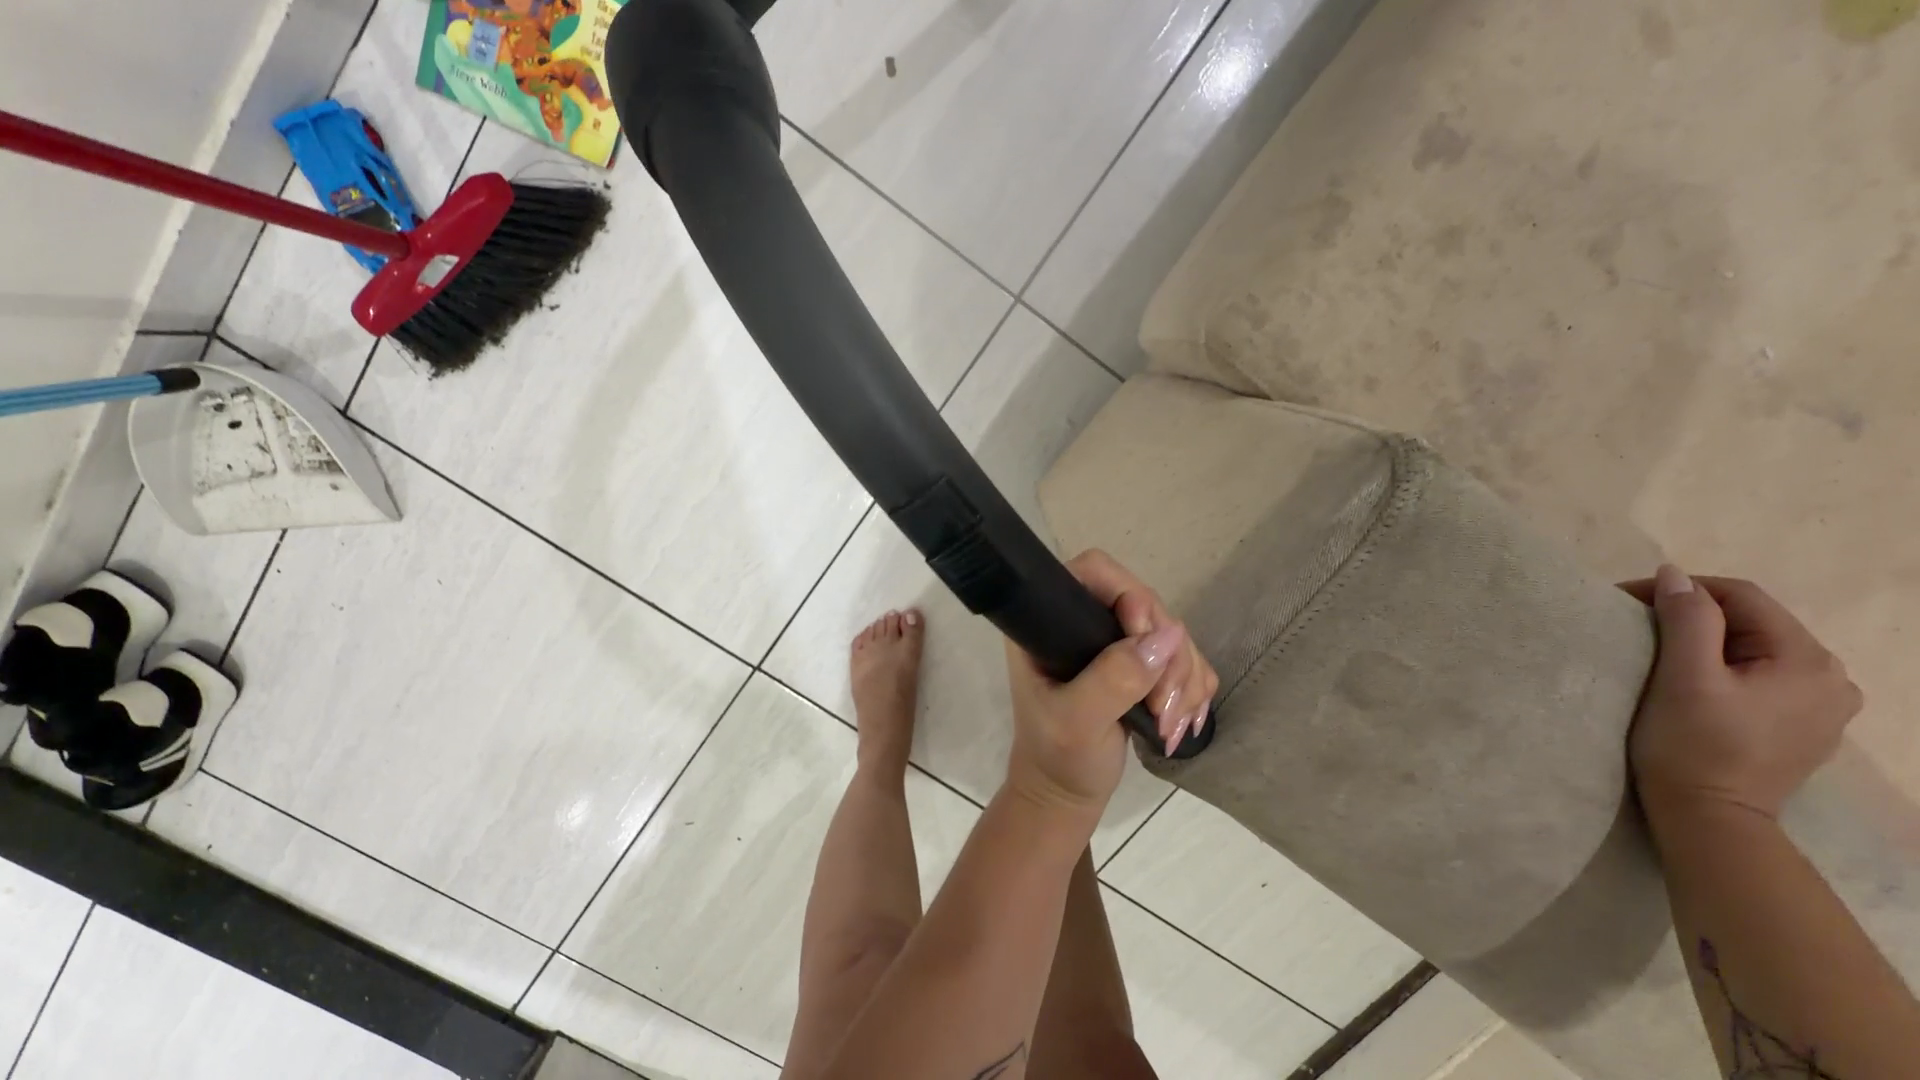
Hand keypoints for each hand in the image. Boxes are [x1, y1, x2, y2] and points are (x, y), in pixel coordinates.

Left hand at [1002, 552, 1216, 813]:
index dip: (1130, 596)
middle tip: (1162, 708)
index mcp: (1053, 619)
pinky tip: (1180, 725)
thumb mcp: (1077, 721)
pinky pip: (1188, 661)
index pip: (1097, 572)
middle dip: (1167, 659)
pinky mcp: (1145, 666)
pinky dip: (1193, 691)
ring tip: (1168, 727)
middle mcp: (1087, 621)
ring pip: (1174, 636)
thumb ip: (1114, 679)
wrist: (1067, 791)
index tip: (1144, 642)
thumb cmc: (1057, 754)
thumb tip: (1166, 637)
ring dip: (1183, 682)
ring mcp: (1119, 642)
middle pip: (1149, 605)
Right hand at [1621, 565, 1863, 819]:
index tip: (1628, 600)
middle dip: (1695, 615)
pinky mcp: (1805, 727)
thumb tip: (1674, 574)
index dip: (1682, 589)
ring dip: (1710, 641)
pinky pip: (1766, 677)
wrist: (1710, 820)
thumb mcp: (1684, 677)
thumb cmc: (1693, 746)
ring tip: (1662, 651)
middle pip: (1754, 622)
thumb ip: (1687, 620)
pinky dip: (1728, 668)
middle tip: (1639, 625)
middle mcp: (1832, 678)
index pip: (1742, 596)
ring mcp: (1825, 707)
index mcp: (1808, 660)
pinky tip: (1697, 683)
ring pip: (1759, 649)